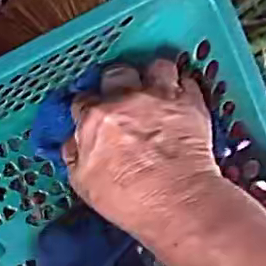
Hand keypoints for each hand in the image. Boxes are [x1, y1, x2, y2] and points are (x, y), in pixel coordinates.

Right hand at [65, 60, 226, 238]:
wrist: (173, 198)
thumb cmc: (125, 195)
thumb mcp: (80, 181)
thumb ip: (74, 154)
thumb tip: (73, 143)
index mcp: (93, 119)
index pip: (82, 101)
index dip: (85, 108)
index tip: (88, 116)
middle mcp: (125, 101)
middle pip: (117, 73)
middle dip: (116, 82)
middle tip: (119, 95)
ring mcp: (161, 98)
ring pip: (156, 67)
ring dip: (152, 75)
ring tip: (153, 88)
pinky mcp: (192, 104)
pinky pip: (188, 80)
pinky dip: (182, 87)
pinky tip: (178, 99)